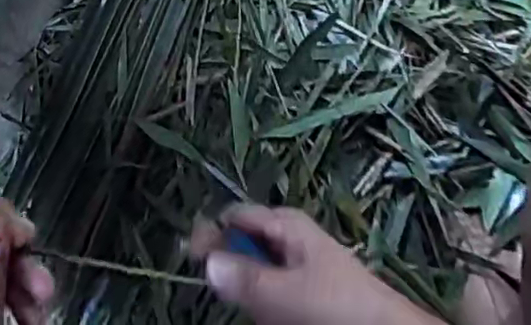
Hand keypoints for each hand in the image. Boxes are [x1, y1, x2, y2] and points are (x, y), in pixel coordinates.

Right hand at [188, 204, 442, 324]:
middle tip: (224, 291)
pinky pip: (272, 291)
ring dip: (247, 290)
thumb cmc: (340, 307)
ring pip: (256, 272)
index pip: (235, 216)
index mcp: (285, 223)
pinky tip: (269, 315)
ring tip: (253, 309)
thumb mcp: (289, 294)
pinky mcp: (304, 292)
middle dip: (230, 265)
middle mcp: (288, 237)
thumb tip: (205, 262)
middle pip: (243, 243)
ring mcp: (297, 265)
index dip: (211, 232)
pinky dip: (264, 303)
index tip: (190, 255)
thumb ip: (247, 279)